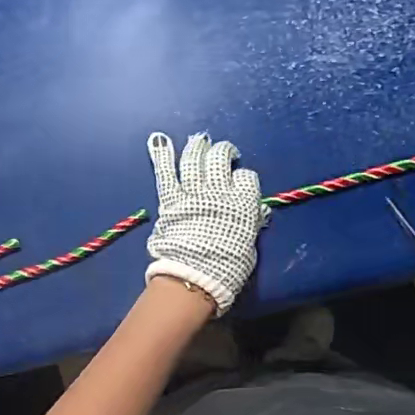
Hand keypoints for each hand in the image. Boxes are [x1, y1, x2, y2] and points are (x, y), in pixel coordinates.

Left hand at [143, 132, 269, 316]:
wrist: (193, 275)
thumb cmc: (226, 266)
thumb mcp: (248, 243)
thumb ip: (250, 222)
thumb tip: (256, 211)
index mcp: (242, 203)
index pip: (246, 178)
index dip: (243, 179)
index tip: (240, 182)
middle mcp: (217, 192)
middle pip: (220, 161)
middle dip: (222, 152)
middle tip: (222, 152)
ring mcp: (191, 194)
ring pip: (194, 161)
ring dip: (196, 148)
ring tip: (200, 141)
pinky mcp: (170, 200)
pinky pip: (165, 173)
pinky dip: (161, 155)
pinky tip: (158, 139)